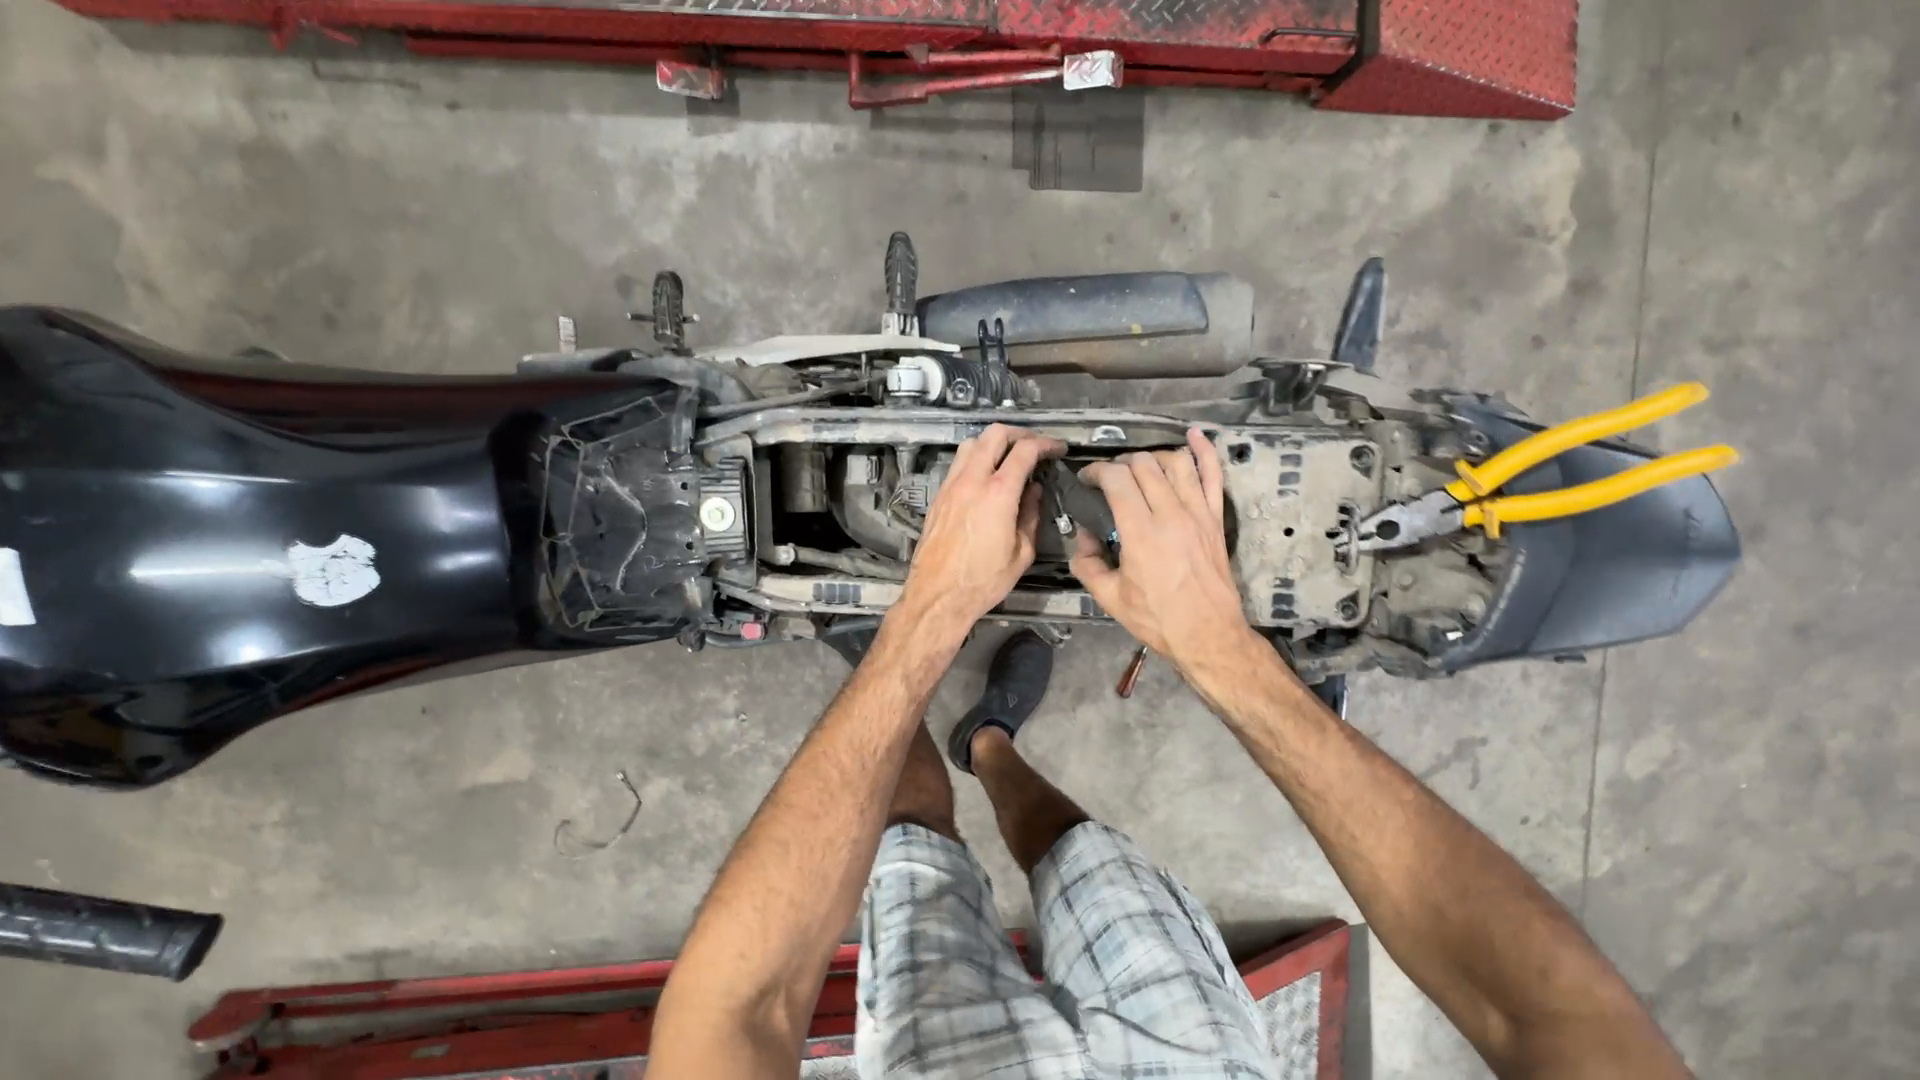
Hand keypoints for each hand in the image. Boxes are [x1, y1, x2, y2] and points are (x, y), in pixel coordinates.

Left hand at [896, 425, 1065, 639]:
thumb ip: (1031, 516)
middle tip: (1034, 446)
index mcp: (998, 493)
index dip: (1045, 443)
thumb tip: (1034, 492)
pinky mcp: (939, 496)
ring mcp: (951, 486)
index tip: (1057, 448)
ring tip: (1009, 457)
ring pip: (971, 443)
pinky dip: (976, 459)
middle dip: (1019, 434)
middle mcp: (972, 481)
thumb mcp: (1022, 552)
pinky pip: (958, 463)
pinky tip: (987, 477)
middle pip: (994, 434)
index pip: (1025, 451)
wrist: (938, 595)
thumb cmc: (983, 581)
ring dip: (993, 443)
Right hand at [1070, 428, 1261, 672]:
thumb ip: (1088, 564)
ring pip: (1174, 463)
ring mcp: (1198, 513)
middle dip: (1120, 464)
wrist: (1208, 634)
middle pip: (1143, 466)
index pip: (1117, 480)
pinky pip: (1213, 475)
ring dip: (1152, 458)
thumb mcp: (1110, 598)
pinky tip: (1194, 435)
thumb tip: (1082, 538)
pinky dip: (1204, 451)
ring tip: (1139, 468)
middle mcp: (1170, 514)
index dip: (1097, 472)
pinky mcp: (1215, 518)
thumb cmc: (1158, 619)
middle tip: (1109, 480)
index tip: (1087, 481)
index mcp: (1141, 533)